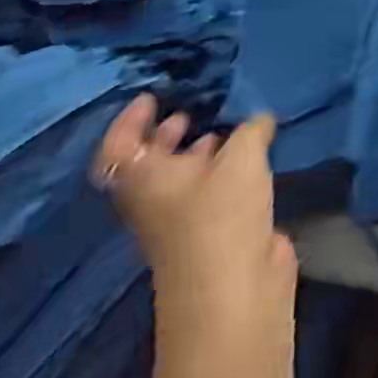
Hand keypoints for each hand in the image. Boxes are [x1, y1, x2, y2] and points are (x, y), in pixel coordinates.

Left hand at [93, 95, 296, 323]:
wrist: (231, 281)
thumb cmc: (221, 213)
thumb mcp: (242, 158)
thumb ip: (251, 131)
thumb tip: (259, 119)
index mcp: (142, 178)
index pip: (118, 145)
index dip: (129, 119)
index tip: (151, 96)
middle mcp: (152, 196)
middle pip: (146, 162)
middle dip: (164, 135)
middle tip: (188, 112)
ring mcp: (178, 216)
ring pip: (177, 176)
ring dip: (195, 152)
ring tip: (223, 130)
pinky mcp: (207, 227)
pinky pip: (205, 188)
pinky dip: (219, 169)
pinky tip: (248, 160)